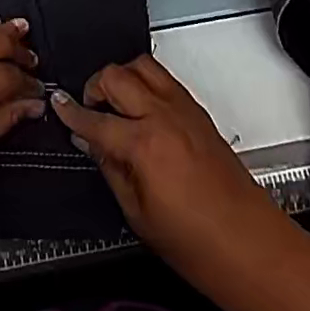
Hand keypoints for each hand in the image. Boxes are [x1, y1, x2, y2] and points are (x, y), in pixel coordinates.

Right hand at [51, 55, 280, 271]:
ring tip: (114, 101)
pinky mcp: (198, 112)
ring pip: (142, 65)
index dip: (70, 111)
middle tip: (87, 106)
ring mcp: (184, 110)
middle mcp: (164, 116)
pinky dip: (146, 81)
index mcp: (144, 145)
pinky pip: (165, 78)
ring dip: (121, 76)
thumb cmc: (200, 243)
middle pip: (116, 76)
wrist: (251, 246)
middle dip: (94, 87)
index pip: (95, 118)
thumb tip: (90, 143)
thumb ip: (110, 168)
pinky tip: (140, 105)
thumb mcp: (137, 214)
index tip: (58, 104)